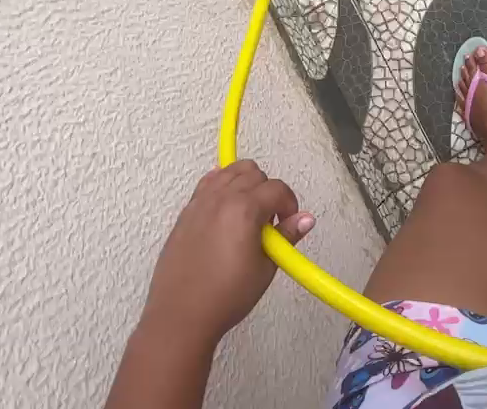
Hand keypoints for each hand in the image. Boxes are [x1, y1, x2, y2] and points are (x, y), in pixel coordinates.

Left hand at [139, 160, 314, 344]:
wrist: (180, 316)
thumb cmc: (225, 297)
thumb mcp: (265, 268)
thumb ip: (287, 237)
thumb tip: (306, 218)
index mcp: (245, 209)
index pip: (277, 188)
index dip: (288, 204)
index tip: (288, 222)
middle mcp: (222, 198)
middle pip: (254, 173)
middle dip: (268, 191)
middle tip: (268, 221)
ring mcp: (201, 202)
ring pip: (230, 170)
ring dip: (245, 183)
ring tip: (248, 213)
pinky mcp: (186, 212)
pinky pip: (208, 182)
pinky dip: (221, 185)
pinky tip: (226, 208)